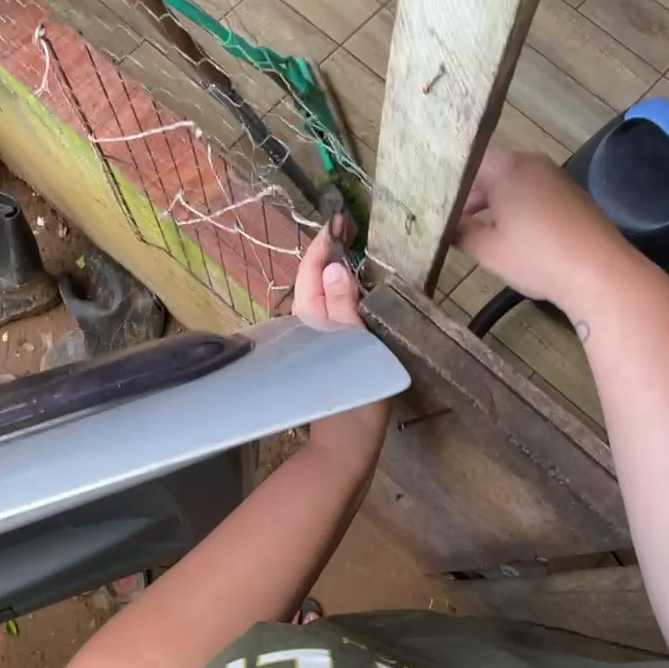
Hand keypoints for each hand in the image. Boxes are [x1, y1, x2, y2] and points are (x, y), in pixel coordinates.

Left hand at [290, 212, 388, 464]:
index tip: (338, 220)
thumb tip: (334, 269)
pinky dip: (343, 293)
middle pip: (314, 281)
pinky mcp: (330, 352)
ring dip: (335, 270)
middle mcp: (310, 327)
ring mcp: (319, 340)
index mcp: (312, 323)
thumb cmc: (352, 403)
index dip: (323, 246)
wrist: (347, 447)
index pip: (311, 274)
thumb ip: (343, 311)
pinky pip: (334, 313)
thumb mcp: (353, 352)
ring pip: (323, 296)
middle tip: (348, 225)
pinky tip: (358, 287)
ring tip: (353, 245)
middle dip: (328, 252)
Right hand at [458, 148, 655, 305]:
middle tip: (446, 217)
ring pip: (511, 182)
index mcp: (506, 168)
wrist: (598, 271)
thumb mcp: (488, 250)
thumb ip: (460, 233)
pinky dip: (514, 206)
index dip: (446, 181)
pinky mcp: (568, 194)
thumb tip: (446, 226)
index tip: (430, 200)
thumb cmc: (536, 257)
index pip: (466, 163)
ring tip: (471, 228)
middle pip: (490, 170)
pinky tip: (507, 232)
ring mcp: (553, 176)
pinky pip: (531, 192)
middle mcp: (531, 162)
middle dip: (468, 193)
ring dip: (491, 202)